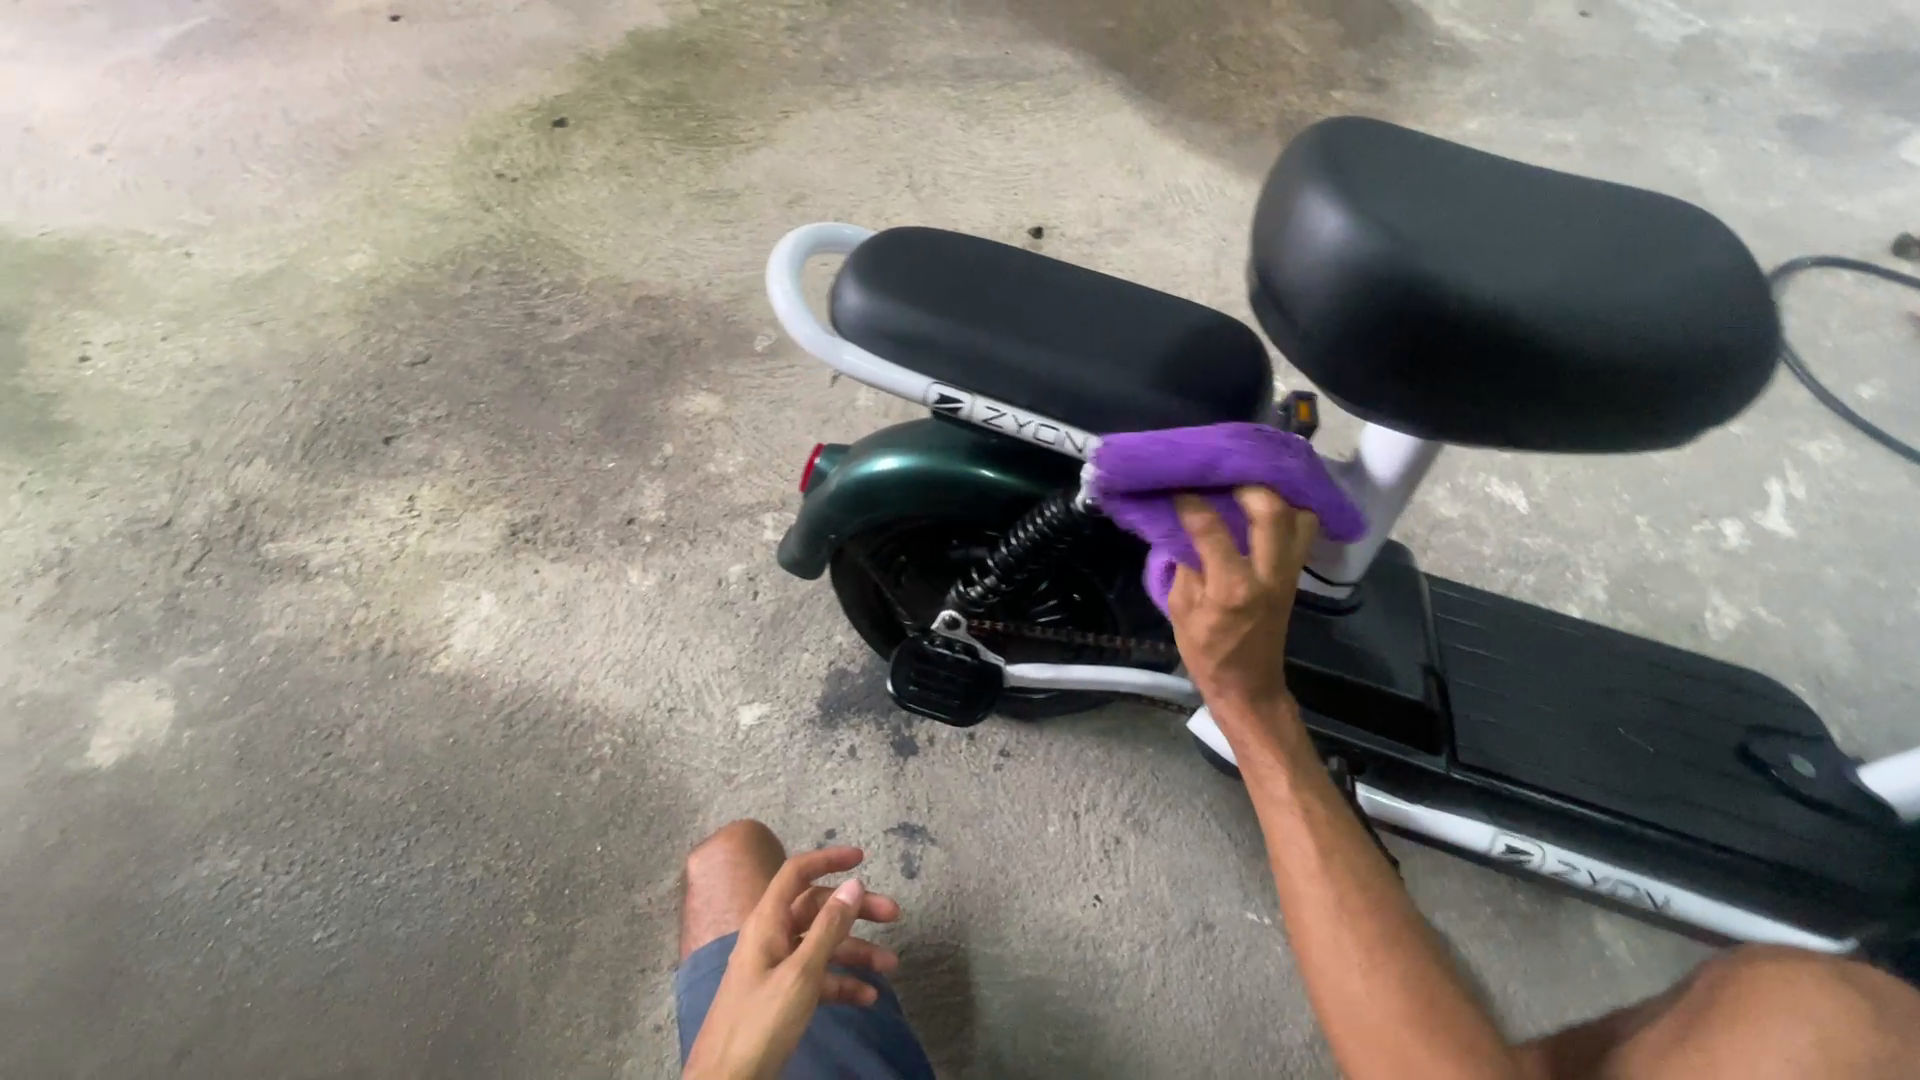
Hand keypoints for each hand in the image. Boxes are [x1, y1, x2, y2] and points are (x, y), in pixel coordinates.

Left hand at [682, 847, 902, 1079]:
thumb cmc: (759, 1023)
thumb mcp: (801, 974)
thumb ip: (828, 928)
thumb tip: (853, 884)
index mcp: (767, 922)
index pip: (797, 873)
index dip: (828, 860)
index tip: (862, 858)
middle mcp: (771, 937)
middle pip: (817, 909)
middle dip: (856, 911)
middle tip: (894, 915)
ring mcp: (776, 968)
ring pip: (822, 945)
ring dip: (857, 952)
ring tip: (891, 966)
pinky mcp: (781, 996)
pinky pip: (817, 977)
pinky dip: (842, 983)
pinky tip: (868, 997)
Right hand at [1167, 487, 1318, 737]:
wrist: (1248, 685)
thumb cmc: (1207, 652)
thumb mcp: (1181, 609)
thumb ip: (1186, 565)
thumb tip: (1185, 528)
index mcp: (1232, 586)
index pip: (1212, 527)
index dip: (1191, 502)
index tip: (1177, 488)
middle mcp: (1268, 574)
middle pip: (1272, 510)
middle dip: (1246, 486)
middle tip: (1221, 478)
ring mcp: (1288, 573)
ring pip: (1299, 516)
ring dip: (1276, 496)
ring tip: (1248, 489)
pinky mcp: (1296, 575)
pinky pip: (1301, 531)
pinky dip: (1287, 511)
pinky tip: (1264, 506)